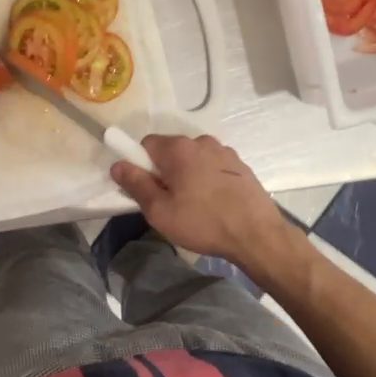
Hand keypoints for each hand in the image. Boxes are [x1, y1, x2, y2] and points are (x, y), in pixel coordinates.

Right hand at [110, 135, 300, 268]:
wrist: (257, 234)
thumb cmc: (203, 223)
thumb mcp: (160, 211)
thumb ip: (136, 184)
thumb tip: (118, 165)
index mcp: (179, 148)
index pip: (146, 144)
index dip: (140, 165)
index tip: (147, 190)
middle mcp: (202, 141)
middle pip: (171, 151)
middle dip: (165, 172)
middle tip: (169, 203)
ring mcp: (225, 152)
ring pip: (193, 160)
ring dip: (188, 176)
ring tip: (195, 207)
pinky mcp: (241, 166)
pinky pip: (213, 167)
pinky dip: (207, 180)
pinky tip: (214, 204)